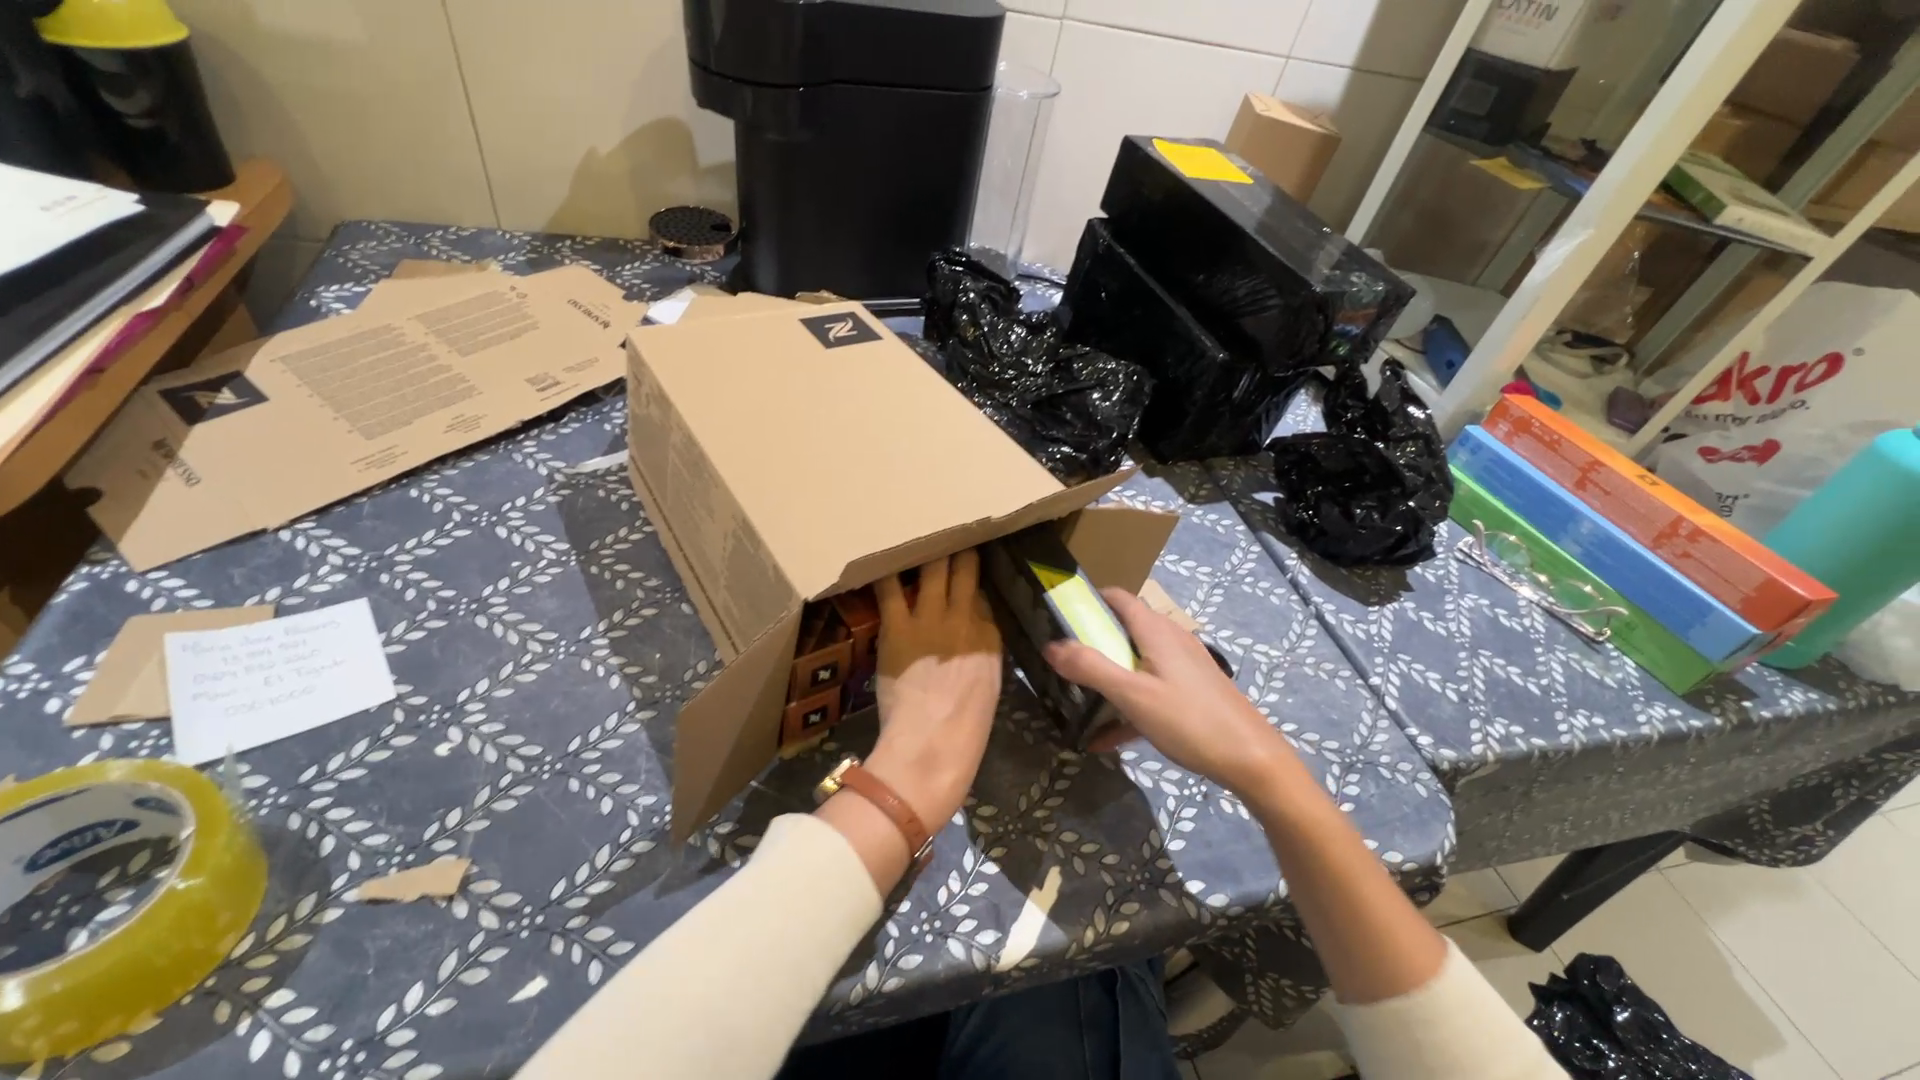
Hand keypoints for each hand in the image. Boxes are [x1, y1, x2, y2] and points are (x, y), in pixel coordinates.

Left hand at [865, 550, 1002, 830]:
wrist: (933, 745)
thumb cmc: (963, 731)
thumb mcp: (988, 689)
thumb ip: (981, 657)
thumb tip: (970, 643)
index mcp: (992, 638)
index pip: (985, 596)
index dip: (976, 581)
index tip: (969, 569)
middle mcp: (966, 619)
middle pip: (965, 572)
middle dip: (958, 549)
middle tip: (948, 532)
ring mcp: (932, 619)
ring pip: (934, 569)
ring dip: (927, 551)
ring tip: (917, 534)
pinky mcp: (899, 627)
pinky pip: (890, 589)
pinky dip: (884, 573)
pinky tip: (875, 558)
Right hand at [1044, 588, 1294, 795]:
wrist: (1252, 760)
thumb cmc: (1191, 721)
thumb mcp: (1134, 695)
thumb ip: (1091, 668)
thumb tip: (1050, 645)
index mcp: (1157, 632)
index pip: (1119, 598)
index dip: (1089, 600)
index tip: (1058, 616)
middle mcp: (1172, 642)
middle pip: (1125, 631)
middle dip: (1092, 644)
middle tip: (1062, 662)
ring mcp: (1183, 669)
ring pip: (1136, 664)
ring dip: (1108, 679)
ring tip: (1077, 700)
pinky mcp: (1190, 695)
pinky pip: (1149, 693)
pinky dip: (1127, 708)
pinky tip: (1104, 741)